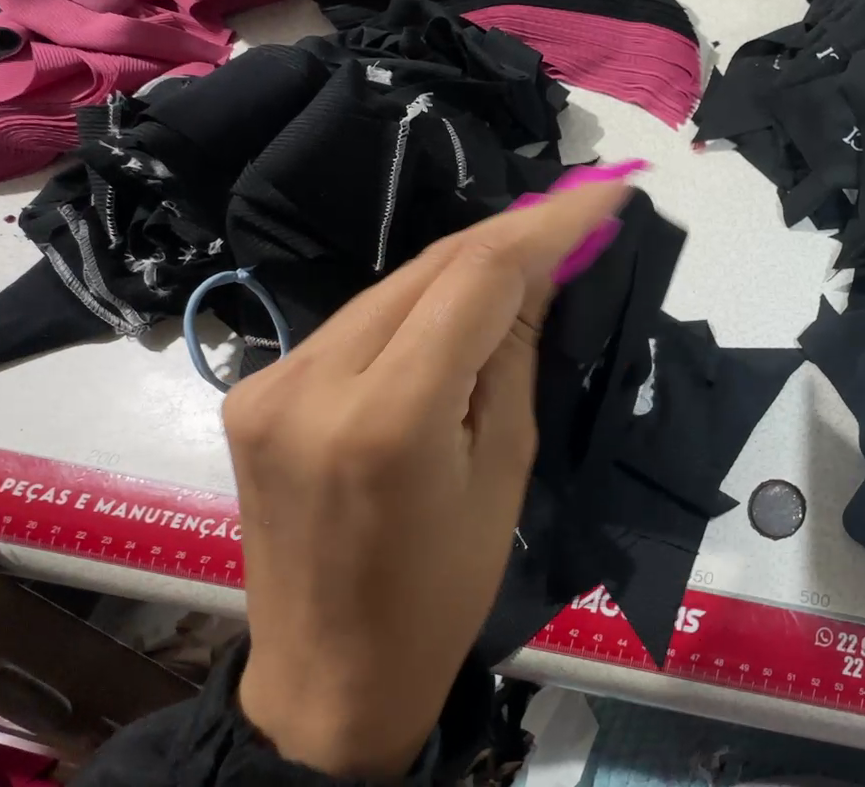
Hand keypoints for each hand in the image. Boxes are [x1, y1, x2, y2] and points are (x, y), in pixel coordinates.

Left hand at [227, 176, 632, 778]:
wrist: (331, 672)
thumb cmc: (447, 585)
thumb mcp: (508, 465)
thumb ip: (515, 351)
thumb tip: (545, 268)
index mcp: (388, 417)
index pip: (477, 278)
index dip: (549, 223)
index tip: (606, 191)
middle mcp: (311, 380)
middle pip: (432, 266)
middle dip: (516, 231)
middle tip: (583, 211)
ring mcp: (271, 380)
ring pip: (397, 285)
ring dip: (472, 262)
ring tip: (539, 250)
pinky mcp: (258, 387)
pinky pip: (363, 319)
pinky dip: (426, 299)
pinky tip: (467, 304)